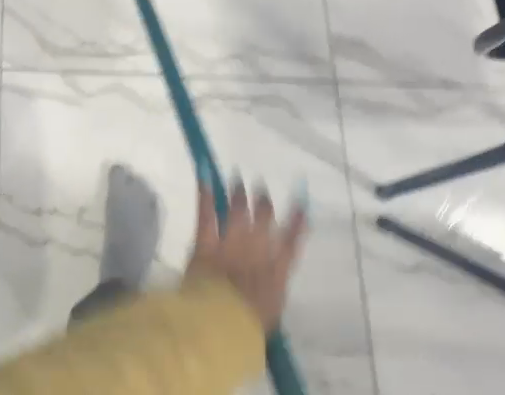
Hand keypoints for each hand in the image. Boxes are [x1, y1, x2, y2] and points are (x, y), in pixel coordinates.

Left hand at [183, 180, 306, 330]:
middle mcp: (256, 251)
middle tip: (261, 188)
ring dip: (237, 195)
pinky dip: (204, 194)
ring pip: (236, 212)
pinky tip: (204, 176)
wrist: (221, 324)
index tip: (300, 203)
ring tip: (238, 178)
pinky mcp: (206, 242)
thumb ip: (270, 292)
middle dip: (262, 203)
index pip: (291, 242)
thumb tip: (269, 284)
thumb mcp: (270, 313)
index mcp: (276, 272)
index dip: (296, 221)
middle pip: (262, 220)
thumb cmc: (248, 327)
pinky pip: (206, 213)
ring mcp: (230, 243)